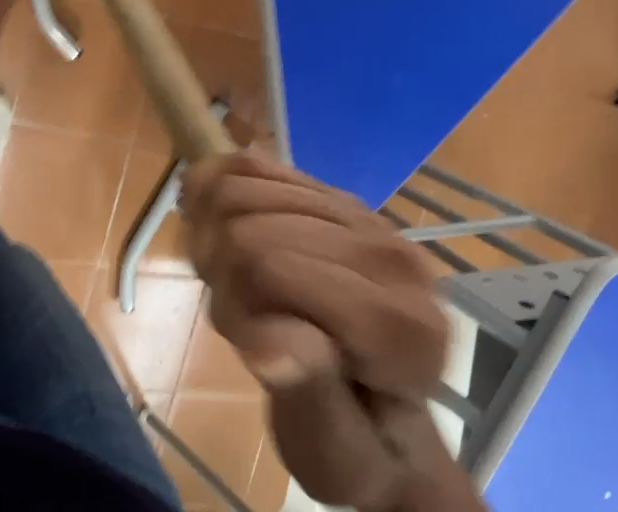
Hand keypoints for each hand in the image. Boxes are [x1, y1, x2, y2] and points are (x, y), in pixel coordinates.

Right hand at [184, 153, 474, 511]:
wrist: (380, 414)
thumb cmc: (353, 444)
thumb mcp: (332, 451)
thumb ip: (308, 395)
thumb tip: (268, 347)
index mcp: (403, 326)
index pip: (272, 267)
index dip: (236, 307)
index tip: (253, 353)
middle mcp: (393, 257)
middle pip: (250, 227)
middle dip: (223, 275)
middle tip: (242, 318)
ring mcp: (364, 218)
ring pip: (238, 187)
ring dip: (215, 235)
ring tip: (237, 282)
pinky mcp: (335, 197)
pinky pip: (248, 165)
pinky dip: (214, 192)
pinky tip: (222, 231)